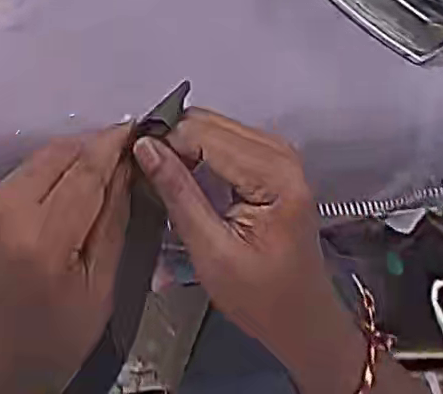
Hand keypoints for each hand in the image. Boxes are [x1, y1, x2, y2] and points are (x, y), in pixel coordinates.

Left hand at [0, 127, 132, 393]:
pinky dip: (58, 163)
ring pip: (47, 153)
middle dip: (98, 144)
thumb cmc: (49, 344)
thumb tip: (127, 168)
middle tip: (128, 149)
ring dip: (79, 151)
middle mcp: (11, 209)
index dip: (114, 144)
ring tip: (108, 164)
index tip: (139, 129)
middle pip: (64, 151)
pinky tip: (77, 178)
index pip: (86, 169)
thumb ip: (115, 221)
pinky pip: (31, 165)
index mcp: (42, 239)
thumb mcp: (99, 290)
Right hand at [133, 110, 366, 393]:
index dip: (166, 143)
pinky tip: (186, 176)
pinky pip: (223, 136)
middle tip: (148, 171)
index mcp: (275, 175)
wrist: (303, 320)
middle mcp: (280, 153)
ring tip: (163, 176)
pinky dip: (198, 151)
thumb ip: (178, 193)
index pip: (205, 134)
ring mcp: (277, 152)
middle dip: (173, 141)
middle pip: (209, 122)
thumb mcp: (212, 253)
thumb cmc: (264, 299)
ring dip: (184, 145)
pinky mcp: (270, 158)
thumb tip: (146, 147)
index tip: (139, 163)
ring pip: (213, 125)